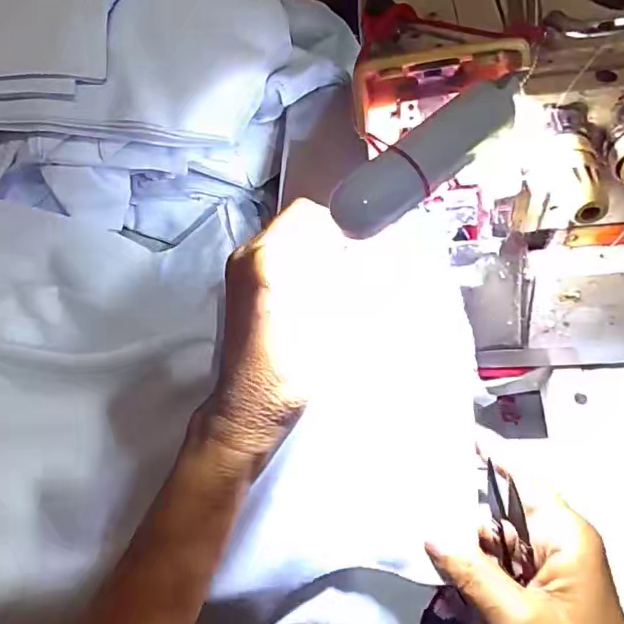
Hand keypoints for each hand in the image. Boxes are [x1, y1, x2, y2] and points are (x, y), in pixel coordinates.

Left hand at [197, 198, 352, 467]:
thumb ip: (358, 287)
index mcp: (265, 261)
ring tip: (335, 281)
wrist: (246, 408)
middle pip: (295, 224)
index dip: (338, 226)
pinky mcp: (239, 283)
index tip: (359, 246)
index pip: (306, 215)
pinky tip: (314, 293)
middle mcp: (246, 256)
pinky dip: (298, 263)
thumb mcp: (333, 330)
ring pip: (286, 238)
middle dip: (328, 238)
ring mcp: (238, 268)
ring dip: (313, 251)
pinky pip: (275, 255)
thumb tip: (385, 259)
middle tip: (353, 264)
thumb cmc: (287, 375)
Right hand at [426, 440, 623, 623]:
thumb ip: (472, 572)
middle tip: (426, 494)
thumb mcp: (517, 617)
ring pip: (501, 541)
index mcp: (566, 535)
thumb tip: (433, 536)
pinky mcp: (542, 597)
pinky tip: (452, 571)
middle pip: (506, 509)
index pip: (525, 477)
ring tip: (432, 536)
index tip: (461, 432)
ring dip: (472, 545)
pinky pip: (504, 568)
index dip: (494, 453)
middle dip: (470, 507)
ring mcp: (552, 572)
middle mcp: (560, 545)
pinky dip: (480, 569)